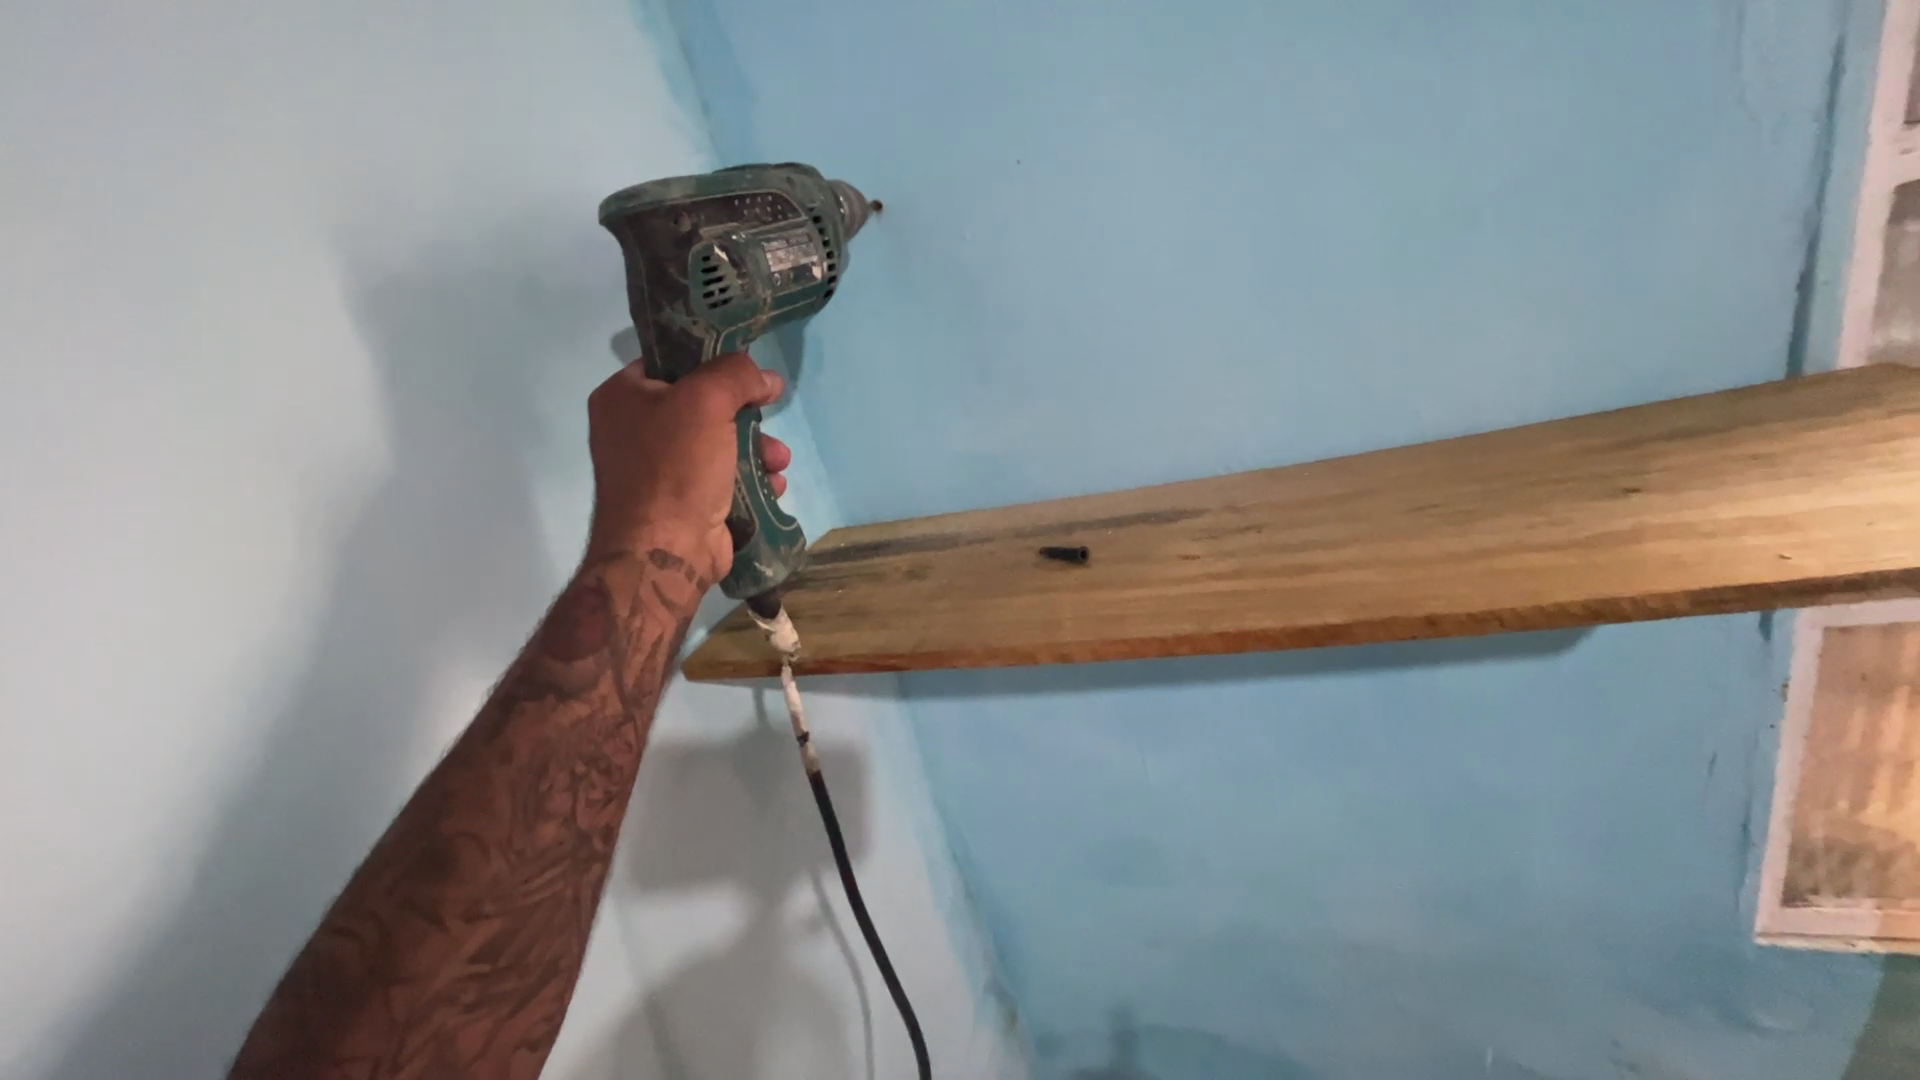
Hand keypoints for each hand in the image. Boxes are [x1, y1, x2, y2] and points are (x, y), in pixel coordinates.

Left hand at [583, 353, 790, 583]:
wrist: (666, 551)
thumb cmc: (676, 466)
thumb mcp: (706, 400)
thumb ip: (737, 374)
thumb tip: (766, 378)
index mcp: (622, 398)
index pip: (670, 363)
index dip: (712, 362)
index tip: (749, 373)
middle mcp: (635, 431)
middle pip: (703, 406)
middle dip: (746, 415)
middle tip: (770, 414)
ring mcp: (659, 471)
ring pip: (721, 444)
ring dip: (758, 450)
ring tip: (779, 461)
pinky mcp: (685, 503)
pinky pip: (725, 479)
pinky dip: (752, 480)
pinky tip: (773, 485)